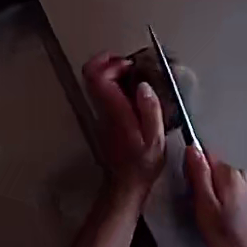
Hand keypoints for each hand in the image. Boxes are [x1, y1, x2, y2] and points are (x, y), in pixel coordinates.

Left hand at [82, 53, 166, 203]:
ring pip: (95, 82)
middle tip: (128, 62)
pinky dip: (115, 83)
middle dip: (108, 61)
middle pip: (91, 75)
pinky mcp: (104, 118)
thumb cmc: (141, 165)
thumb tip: (144, 86)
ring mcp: (101, 114)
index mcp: (116, 112)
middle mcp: (103, 110)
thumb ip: (151, 110)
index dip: (109, 63)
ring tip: (134, 73)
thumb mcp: (155, 139)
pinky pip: (103, 92)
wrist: (125, 184)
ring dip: (111, 71)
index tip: (129, 63)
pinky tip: (134, 90)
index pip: (97, 78)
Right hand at [185, 147, 246, 246]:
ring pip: (216, 181)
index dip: (191, 172)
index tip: (191, 190)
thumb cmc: (230, 240)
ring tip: (211, 218)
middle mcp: (239, 175)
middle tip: (200, 208)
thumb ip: (198, 175)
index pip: (202, 154)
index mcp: (229, 173)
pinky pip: (225, 191)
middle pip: (209, 167)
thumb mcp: (206, 207)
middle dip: (200, 185)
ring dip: (209, 195)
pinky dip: (219, 202)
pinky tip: (221, 220)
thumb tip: (192, 148)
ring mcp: (245, 186)